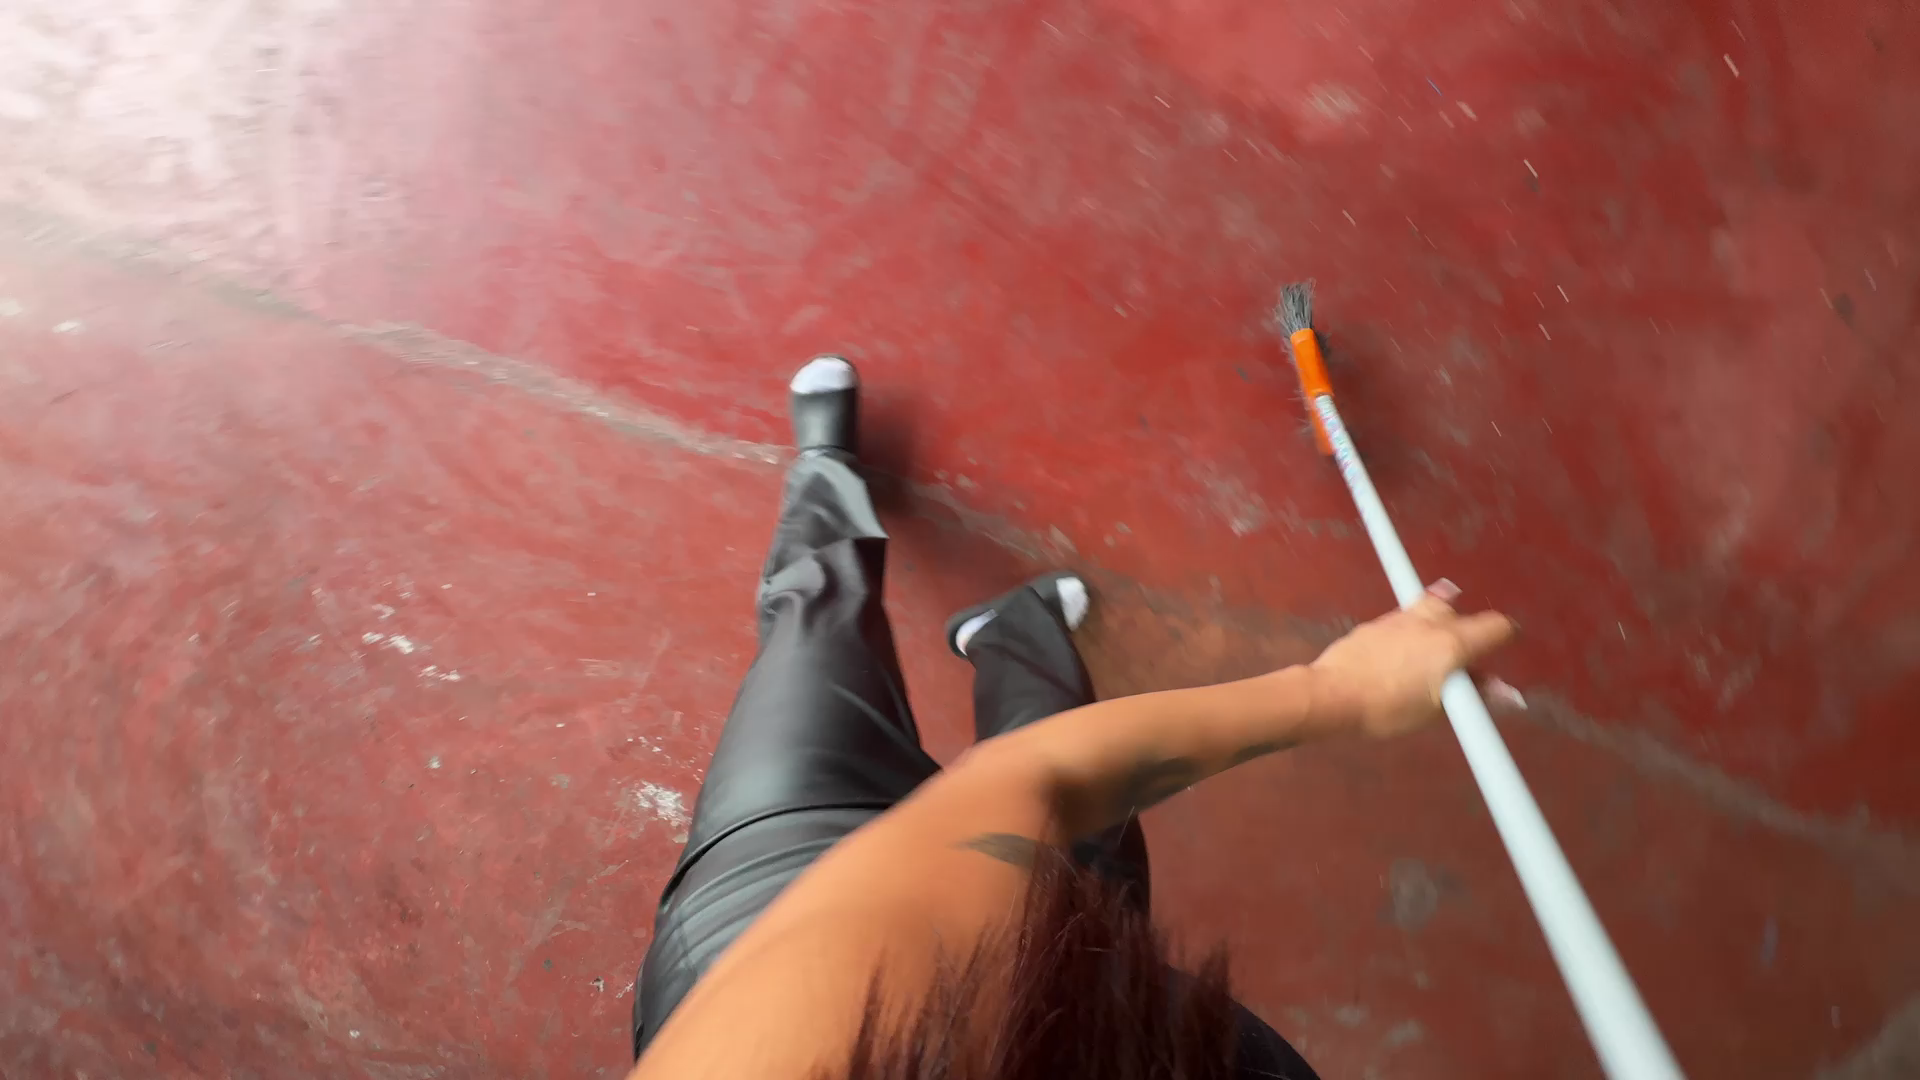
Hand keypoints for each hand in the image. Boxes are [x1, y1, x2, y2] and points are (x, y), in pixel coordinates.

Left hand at [1309, 580, 1517, 737]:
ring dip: (1433, 623)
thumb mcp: (1436, 710)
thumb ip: (1471, 696)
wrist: (1330, 695)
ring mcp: (1394, 620)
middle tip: (1462, 648)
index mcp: (1450, 643)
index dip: (1504, 635)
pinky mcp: (1369, 625)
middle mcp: (1425, 624)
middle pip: (1454, 608)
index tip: (1502, 646)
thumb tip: (1504, 693)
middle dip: (1463, 623)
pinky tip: (1398, 652)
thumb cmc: (1388, 708)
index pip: (1495, 625)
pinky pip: (1398, 620)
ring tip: (1430, 649)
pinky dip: (1406, 631)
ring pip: (1423, 609)